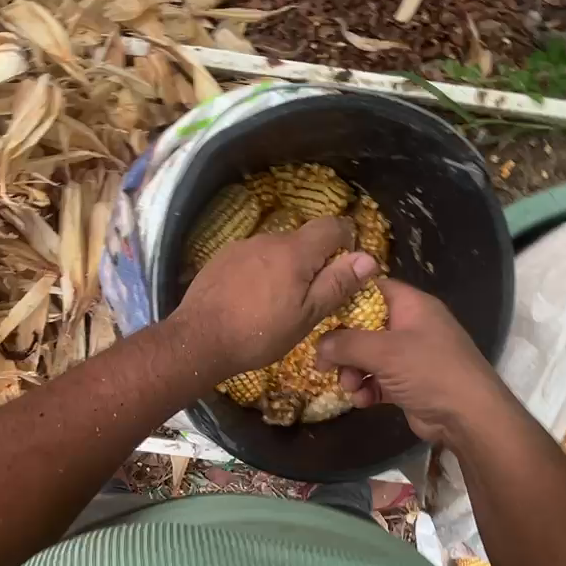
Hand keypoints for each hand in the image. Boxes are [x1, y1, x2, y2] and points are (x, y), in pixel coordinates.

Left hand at [168, 217, 378, 378]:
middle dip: (312, 263)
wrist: (199, 340)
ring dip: (283, 270)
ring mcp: (241, 247)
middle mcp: (268, 239)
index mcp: (295, 250)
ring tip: (275, 305)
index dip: (345, 243)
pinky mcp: (220, 260)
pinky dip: (258, 275)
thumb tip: (367, 258)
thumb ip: (337, 284)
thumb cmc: (259, 333)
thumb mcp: (307, 316)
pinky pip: (251, 260)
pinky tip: (249, 302)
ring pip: (275, 251)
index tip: (342, 271)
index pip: (332, 226)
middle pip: (302, 240)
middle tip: (308, 299)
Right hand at [315, 279, 516, 444]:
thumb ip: (346, 343)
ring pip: (367, 357)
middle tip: (325, 363)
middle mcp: (411, 326)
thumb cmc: (429, 371)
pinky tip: (363, 401)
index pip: (373, 290)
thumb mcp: (385, 352)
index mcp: (412, 306)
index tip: (321, 316)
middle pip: (364, 327)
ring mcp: (410, 356)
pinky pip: (376, 380)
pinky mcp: (408, 383)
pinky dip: (366, 389)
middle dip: (344, 347)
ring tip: (350, 387)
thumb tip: (319, 345)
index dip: (345, 299)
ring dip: (352, 372)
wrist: (467, 416)